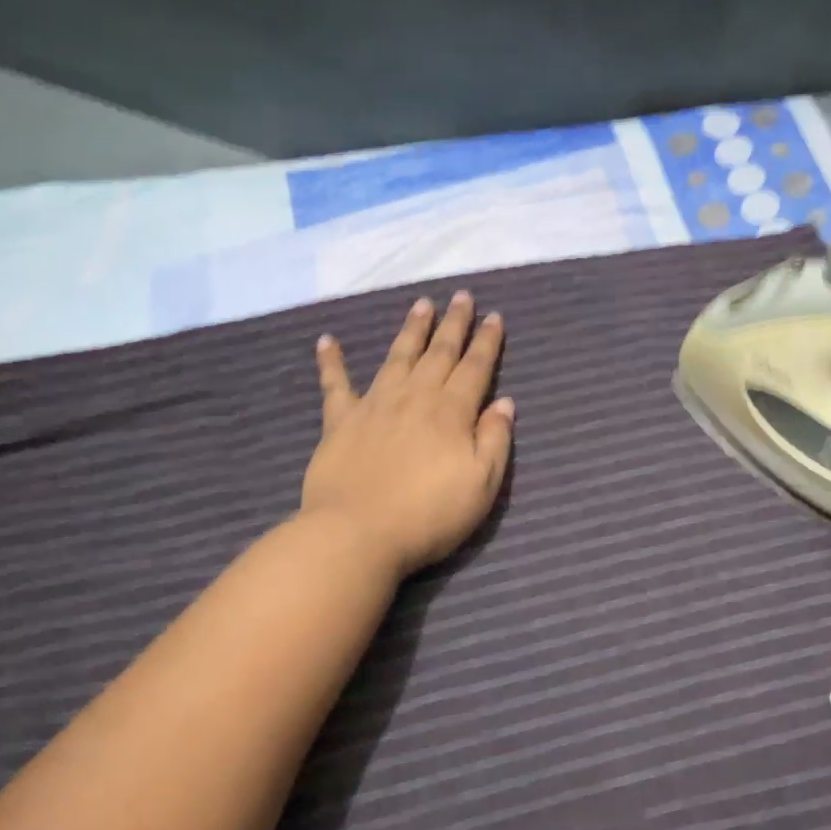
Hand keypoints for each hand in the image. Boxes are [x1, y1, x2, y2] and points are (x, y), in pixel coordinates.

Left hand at [303, 291, 514, 577]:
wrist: (357, 533)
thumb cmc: (429, 515)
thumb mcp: (482, 484)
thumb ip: (495, 440)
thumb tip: (504, 403)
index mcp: (452, 412)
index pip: (475, 368)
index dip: (487, 342)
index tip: (494, 316)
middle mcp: (415, 398)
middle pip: (439, 353)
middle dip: (453, 324)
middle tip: (461, 296)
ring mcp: (374, 406)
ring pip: (397, 357)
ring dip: (411, 330)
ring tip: (421, 304)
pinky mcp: (339, 422)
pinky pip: (335, 384)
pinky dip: (331, 361)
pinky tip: (326, 340)